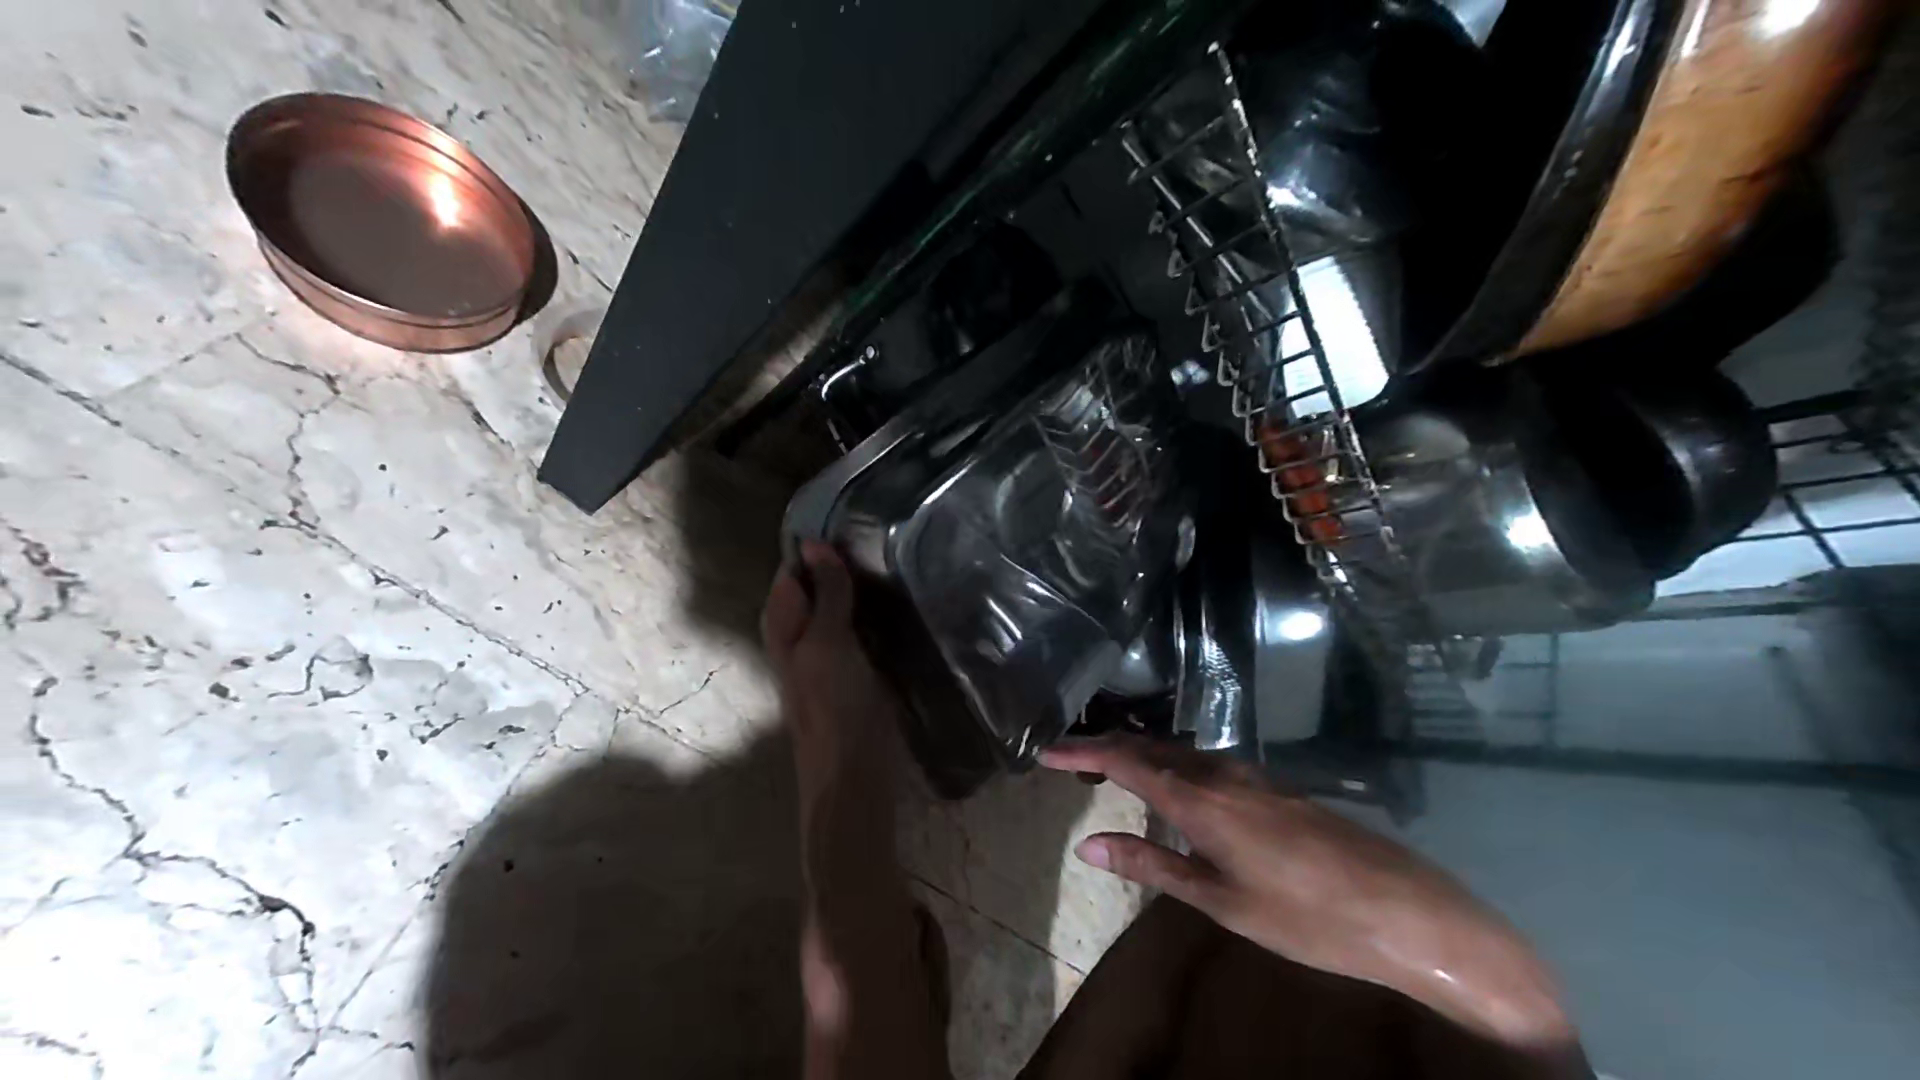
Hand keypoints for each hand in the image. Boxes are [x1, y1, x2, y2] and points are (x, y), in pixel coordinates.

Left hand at [763, 541, 900, 816]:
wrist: (854, 775)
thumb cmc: (834, 706)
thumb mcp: (828, 642)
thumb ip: (825, 594)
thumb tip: (815, 543)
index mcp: (784, 624)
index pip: (793, 568)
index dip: (819, 544)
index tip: (857, 517)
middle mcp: (800, 634)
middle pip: (817, 586)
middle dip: (843, 562)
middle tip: (885, 533)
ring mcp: (828, 654)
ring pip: (841, 606)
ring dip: (862, 586)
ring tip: (897, 557)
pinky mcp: (854, 670)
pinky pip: (860, 628)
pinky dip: (874, 611)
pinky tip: (900, 599)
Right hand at [1040, 734, 1577, 1054]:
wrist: (1407, 910)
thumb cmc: (1306, 916)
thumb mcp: (1220, 900)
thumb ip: (1151, 865)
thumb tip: (1086, 845)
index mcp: (1200, 798)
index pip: (1124, 759)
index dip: (1080, 751)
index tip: (1044, 749)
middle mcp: (1220, 772)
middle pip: (1147, 745)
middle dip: (1102, 746)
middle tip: (1066, 757)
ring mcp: (1250, 774)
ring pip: (1176, 751)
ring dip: (1136, 753)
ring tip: (1105, 767)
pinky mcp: (1270, 784)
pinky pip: (1203, 761)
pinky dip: (1168, 764)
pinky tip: (1168, 785)